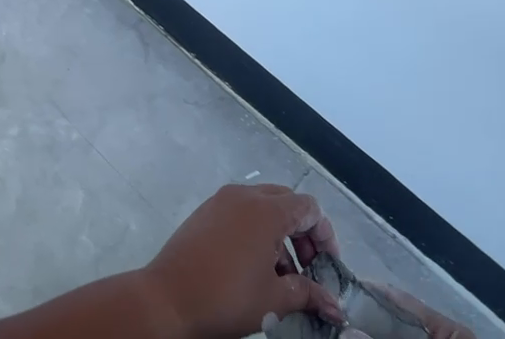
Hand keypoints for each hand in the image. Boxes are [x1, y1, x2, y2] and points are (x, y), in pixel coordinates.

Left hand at [139, 184, 345, 338]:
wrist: (168, 297)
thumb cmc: (227, 296)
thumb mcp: (275, 301)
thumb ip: (309, 295)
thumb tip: (336, 307)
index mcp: (266, 210)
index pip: (308, 207)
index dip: (325, 235)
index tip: (327, 266)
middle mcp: (243, 196)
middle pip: (286, 202)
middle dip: (303, 234)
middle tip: (308, 269)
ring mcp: (220, 201)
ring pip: (263, 207)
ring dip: (279, 236)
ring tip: (282, 277)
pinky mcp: (205, 212)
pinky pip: (240, 213)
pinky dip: (256, 232)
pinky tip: (255, 268)